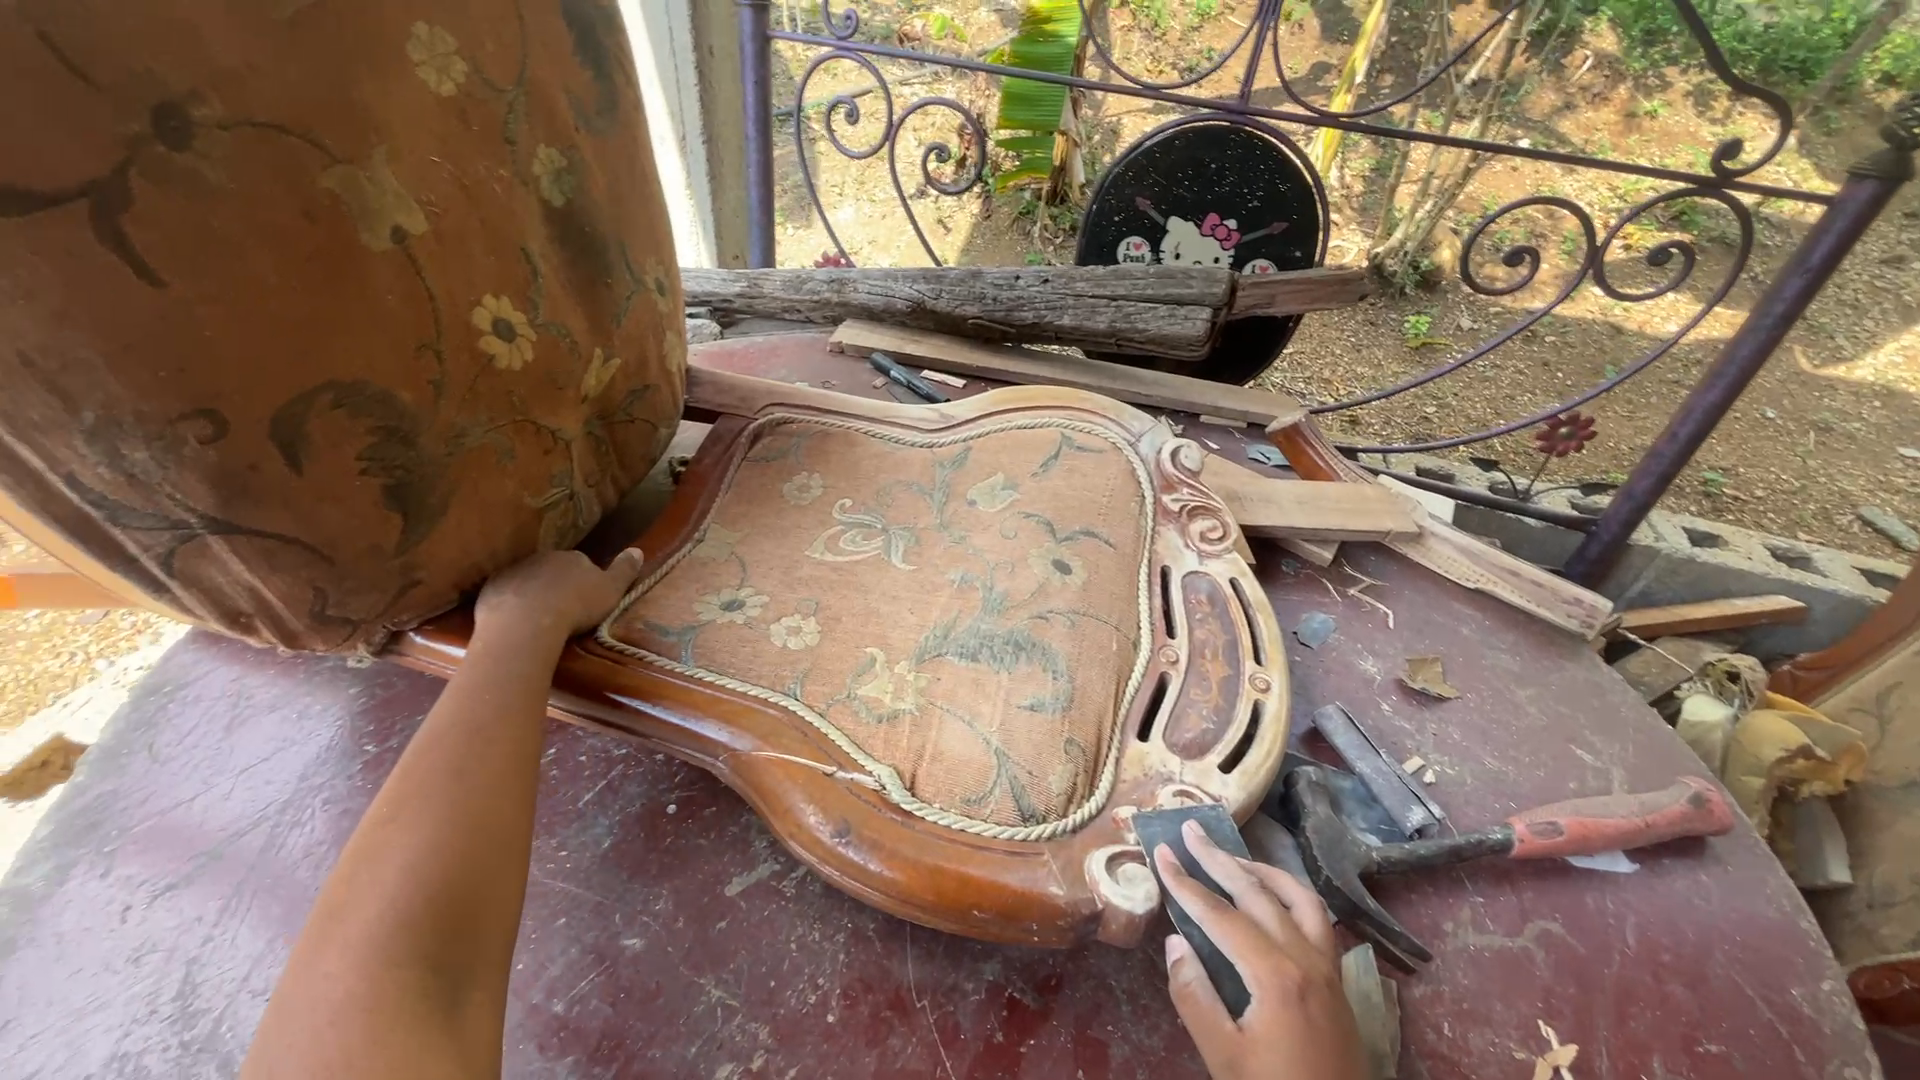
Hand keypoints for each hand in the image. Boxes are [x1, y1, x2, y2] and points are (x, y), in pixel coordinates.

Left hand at [474, 548, 645, 644]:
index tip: (585, 598)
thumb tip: (638, 549)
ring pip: (528, 578)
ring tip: (538, 616)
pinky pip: (505, 592)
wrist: (526, 621)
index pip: (581, 563)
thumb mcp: (611, 591)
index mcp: (574, 557)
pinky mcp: (492, 587)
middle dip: (556, 583)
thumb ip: (624, 570)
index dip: (584, 580)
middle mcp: (544, 556)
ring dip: (533, 591)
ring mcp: (515, 570)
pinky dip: (511, 602)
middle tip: (561, 608)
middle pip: (553, 568)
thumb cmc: (576, 606)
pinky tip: (516, 620)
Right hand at [1156, 820, 1367, 1079]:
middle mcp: (1305, 958)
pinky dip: (1293, 895)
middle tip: (1191, 830)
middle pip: (1257, 893)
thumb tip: (1175, 940)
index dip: (1186, 882)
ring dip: (1261, 870)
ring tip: (1232, 856)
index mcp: (1274, 974)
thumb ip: (1195, 996)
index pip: (1220, 914)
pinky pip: (1319, 920)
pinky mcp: (1338, 982)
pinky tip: (1276, 898)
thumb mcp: (1223, 1056)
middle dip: (1219, 859)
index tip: (1162, 852)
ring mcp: (1328, 967)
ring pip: (1297, 898)